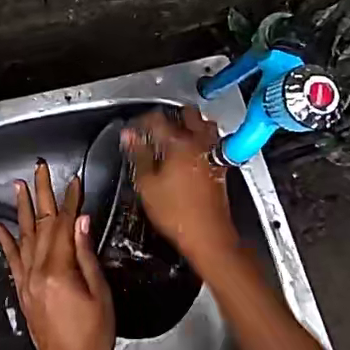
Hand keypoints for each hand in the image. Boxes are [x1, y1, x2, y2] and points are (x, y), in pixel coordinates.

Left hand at [0, 159, 114, 349]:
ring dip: (21, 209)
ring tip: (19, 185)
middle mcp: (37, 271)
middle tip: (40, 168)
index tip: (75, 180)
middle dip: (41, 194)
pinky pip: (11, 260)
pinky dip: (4, 241)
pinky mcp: (21, 291)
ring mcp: (26, 280)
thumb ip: (86, 255)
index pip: (64, 226)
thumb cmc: (93, 335)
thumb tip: (80, 220)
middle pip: (40, 224)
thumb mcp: (99, 294)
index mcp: (59, 271)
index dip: (70, 201)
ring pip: (23, 236)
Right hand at [121, 107, 237, 264]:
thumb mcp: (147, 184)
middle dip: (169, 117)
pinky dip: (200, 139)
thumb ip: (138, 155)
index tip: (133, 130)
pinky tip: (188, 153)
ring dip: (189, 125)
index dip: (141, 121)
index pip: (157, 118)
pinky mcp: (220, 165)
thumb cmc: (179, 214)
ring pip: (203, 123)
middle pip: (185, 113)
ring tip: (173, 136)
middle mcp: (200, 142)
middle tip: (154, 129)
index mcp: (179, 142)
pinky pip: (211, 140)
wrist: (208, 236)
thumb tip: (129, 137)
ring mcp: (213, 152)